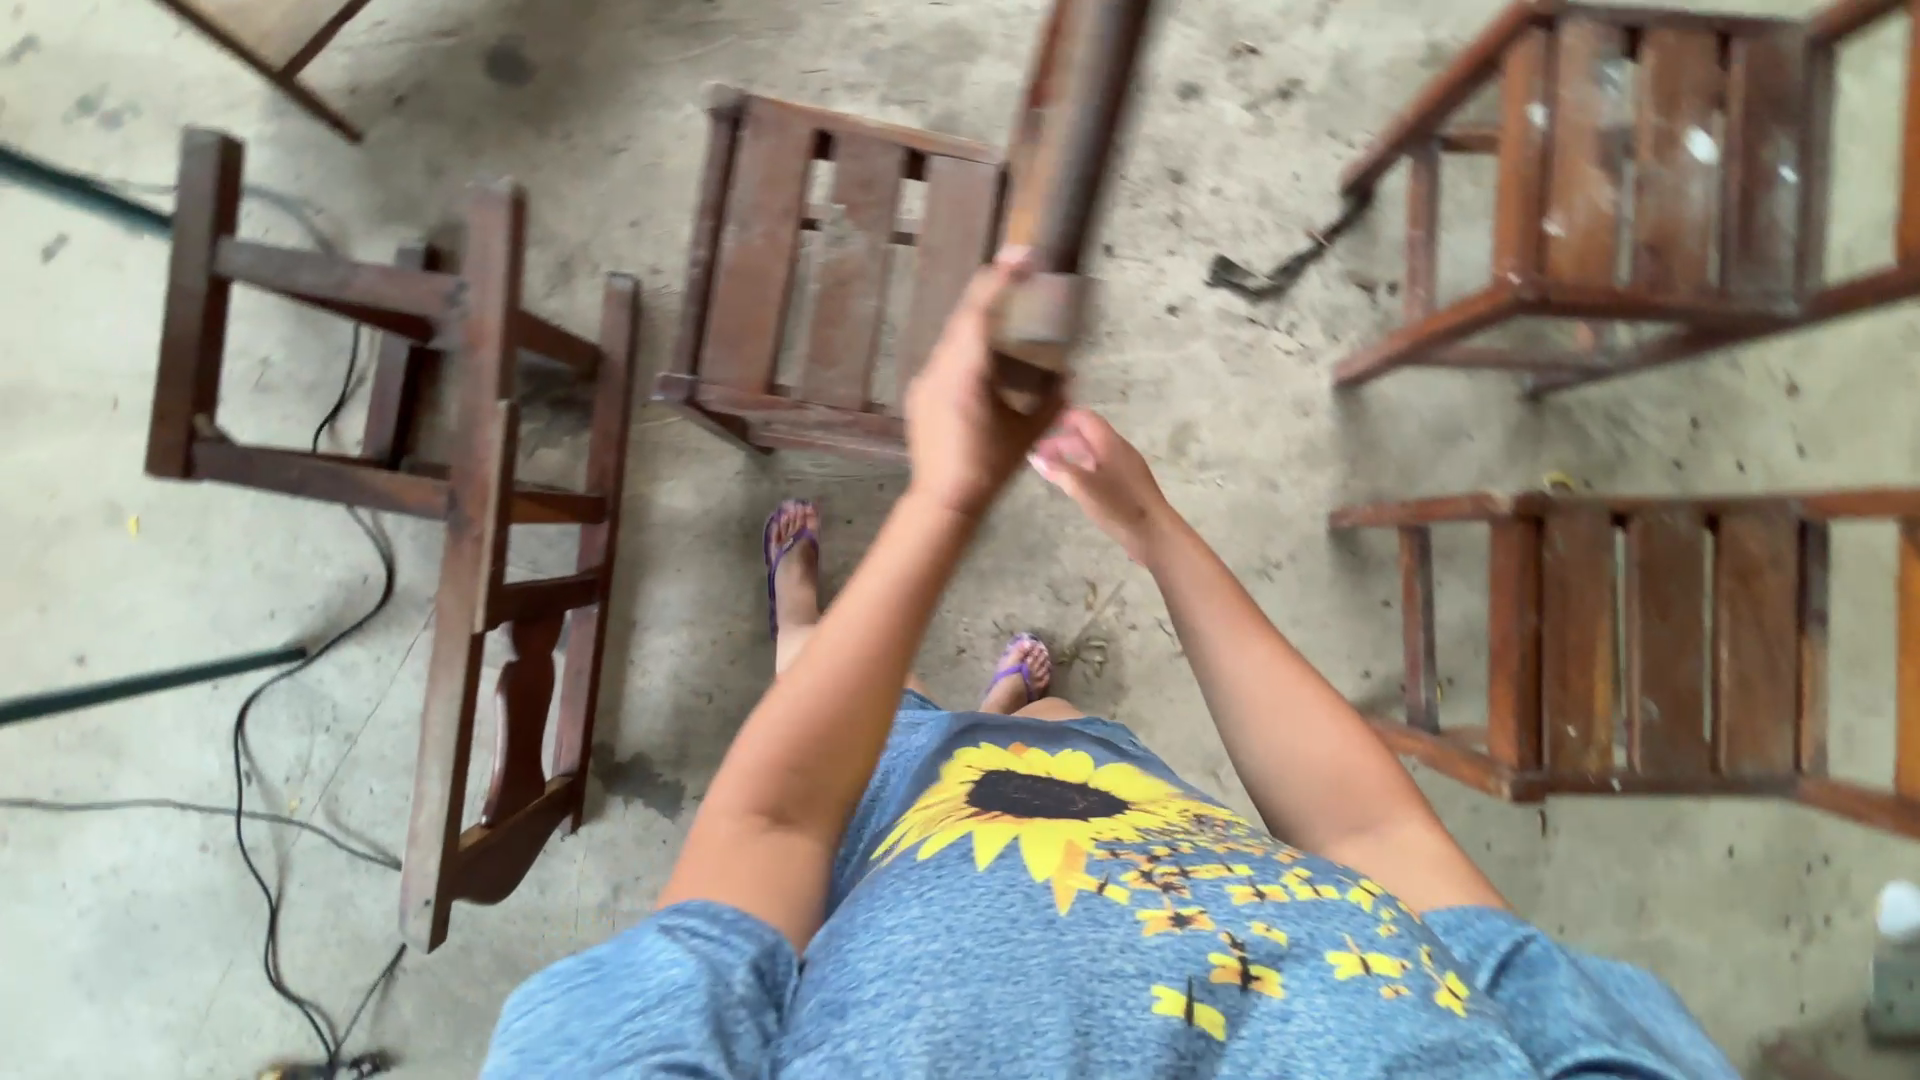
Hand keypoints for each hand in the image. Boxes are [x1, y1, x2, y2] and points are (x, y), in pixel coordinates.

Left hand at [903, 246, 1063, 518]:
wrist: (942, 501)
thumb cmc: (987, 470)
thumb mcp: (1026, 436)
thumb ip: (1051, 402)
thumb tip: (1068, 377)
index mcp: (966, 376)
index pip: (981, 313)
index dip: (1001, 279)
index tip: (1022, 255)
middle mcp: (940, 371)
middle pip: (964, 319)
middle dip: (992, 294)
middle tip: (1019, 275)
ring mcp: (925, 382)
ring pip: (953, 339)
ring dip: (979, 323)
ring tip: (1007, 318)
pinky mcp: (920, 396)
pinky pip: (945, 360)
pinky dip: (967, 349)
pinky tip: (984, 363)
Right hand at [1029, 408, 1175, 562]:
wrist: (1155, 533)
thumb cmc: (1119, 506)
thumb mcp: (1083, 487)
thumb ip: (1058, 470)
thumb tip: (1035, 457)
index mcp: (1110, 443)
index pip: (1085, 418)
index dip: (1062, 418)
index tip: (1040, 426)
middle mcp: (1119, 450)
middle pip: (1088, 436)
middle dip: (1062, 441)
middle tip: (1038, 454)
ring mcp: (1126, 468)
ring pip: (1094, 454)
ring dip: (1072, 457)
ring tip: (1050, 469)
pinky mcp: (1128, 485)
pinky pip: (1101, 468)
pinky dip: (1083, 469)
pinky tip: (1073, 484)